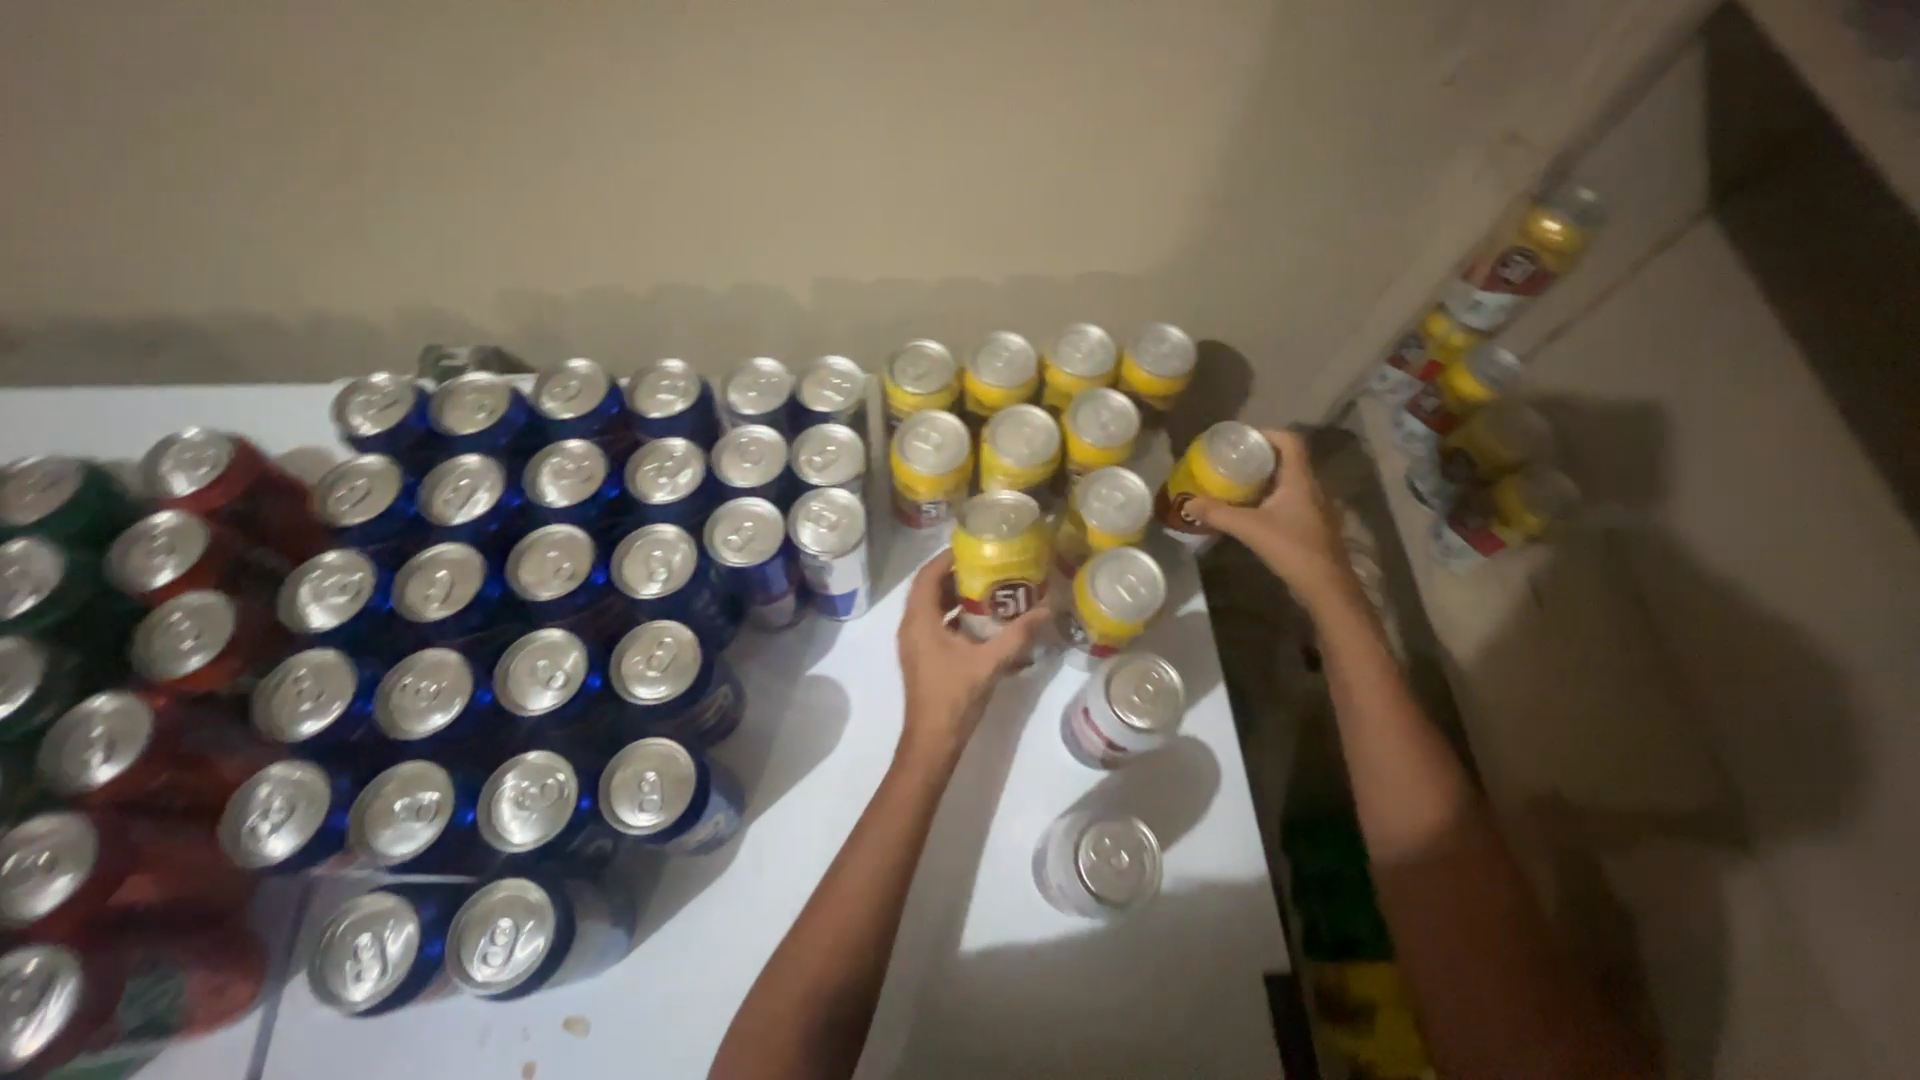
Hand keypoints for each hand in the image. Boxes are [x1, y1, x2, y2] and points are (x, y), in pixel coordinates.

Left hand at [896, 550, 1049, 761]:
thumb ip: (1018, 634)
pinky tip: (984, 620)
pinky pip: (936, 624)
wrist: (933, 740)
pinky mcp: (923, 657)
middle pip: (930, 588)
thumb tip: (1047, 608)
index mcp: (919, 620)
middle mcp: (911, 626)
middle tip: (989, 564)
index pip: (928, 574)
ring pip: (933, 607)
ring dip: (957, 595)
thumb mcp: (990, 662)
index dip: (948, 557)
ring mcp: (915, 643)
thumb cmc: (955, 696)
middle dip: (957, 574)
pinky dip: (955, 616)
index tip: (975, 545)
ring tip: (991, 586)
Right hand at [1187, 428, 1356, 606]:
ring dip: (1266, 478)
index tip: (1242, 439)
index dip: (1267, 433)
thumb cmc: (1292, 548)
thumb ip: (1218, 514)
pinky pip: (1291, 499)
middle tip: (1232, 461)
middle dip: (1260, 456)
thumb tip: (1188, 503)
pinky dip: (1271, 497)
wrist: (1326, 585)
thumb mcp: (1250, 529)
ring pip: (1289, 481)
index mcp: (1300, 478)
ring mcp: (1315, 506)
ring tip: (1237, 483)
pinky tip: (1253, 510)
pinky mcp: (1312, 524)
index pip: (1289, 440)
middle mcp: (1312, 486)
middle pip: (1288, 459)